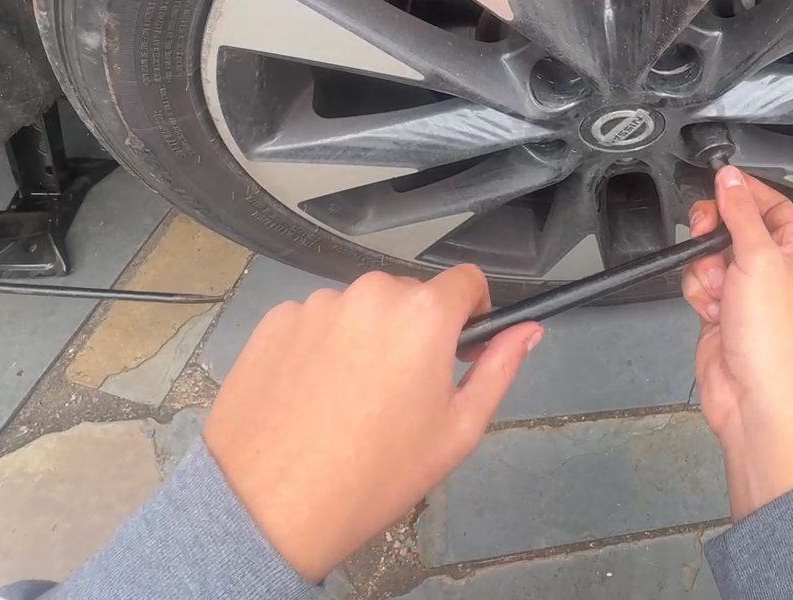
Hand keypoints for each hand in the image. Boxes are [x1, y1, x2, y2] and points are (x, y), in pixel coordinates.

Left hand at [203, 265, 540, 580]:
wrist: (263, 513)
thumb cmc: (375, 475)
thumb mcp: (458, 430)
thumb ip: (500, 367)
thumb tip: (529, 329)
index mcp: (424, 312)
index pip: (467, 280)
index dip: (472, 311)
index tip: (459, 347)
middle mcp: (372, 292)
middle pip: (412, 294)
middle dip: (416, 329)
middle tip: (400, 389)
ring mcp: (319, 303)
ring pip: (363, 307)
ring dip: (368, 335)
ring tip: (349, 396)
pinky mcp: (276, 320)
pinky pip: (317, 319)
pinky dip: (323, 344)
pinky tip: (311, 393)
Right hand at [682, 166, 792, 518]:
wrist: (756, 399)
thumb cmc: (775, 337)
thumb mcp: (758, 258)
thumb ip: (739, 213)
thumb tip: (729, 177)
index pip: (770, 202)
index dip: (742, 191)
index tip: (717, 183)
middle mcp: (776, 267)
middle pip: (734, 225)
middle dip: (714, 233)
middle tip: (706, 238)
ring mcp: (749, 290)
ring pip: (711, 253)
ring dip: (706, 269)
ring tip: (719, 291)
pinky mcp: (725, 310)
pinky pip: (701, 281)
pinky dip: (700, 293)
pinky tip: (712, 312)